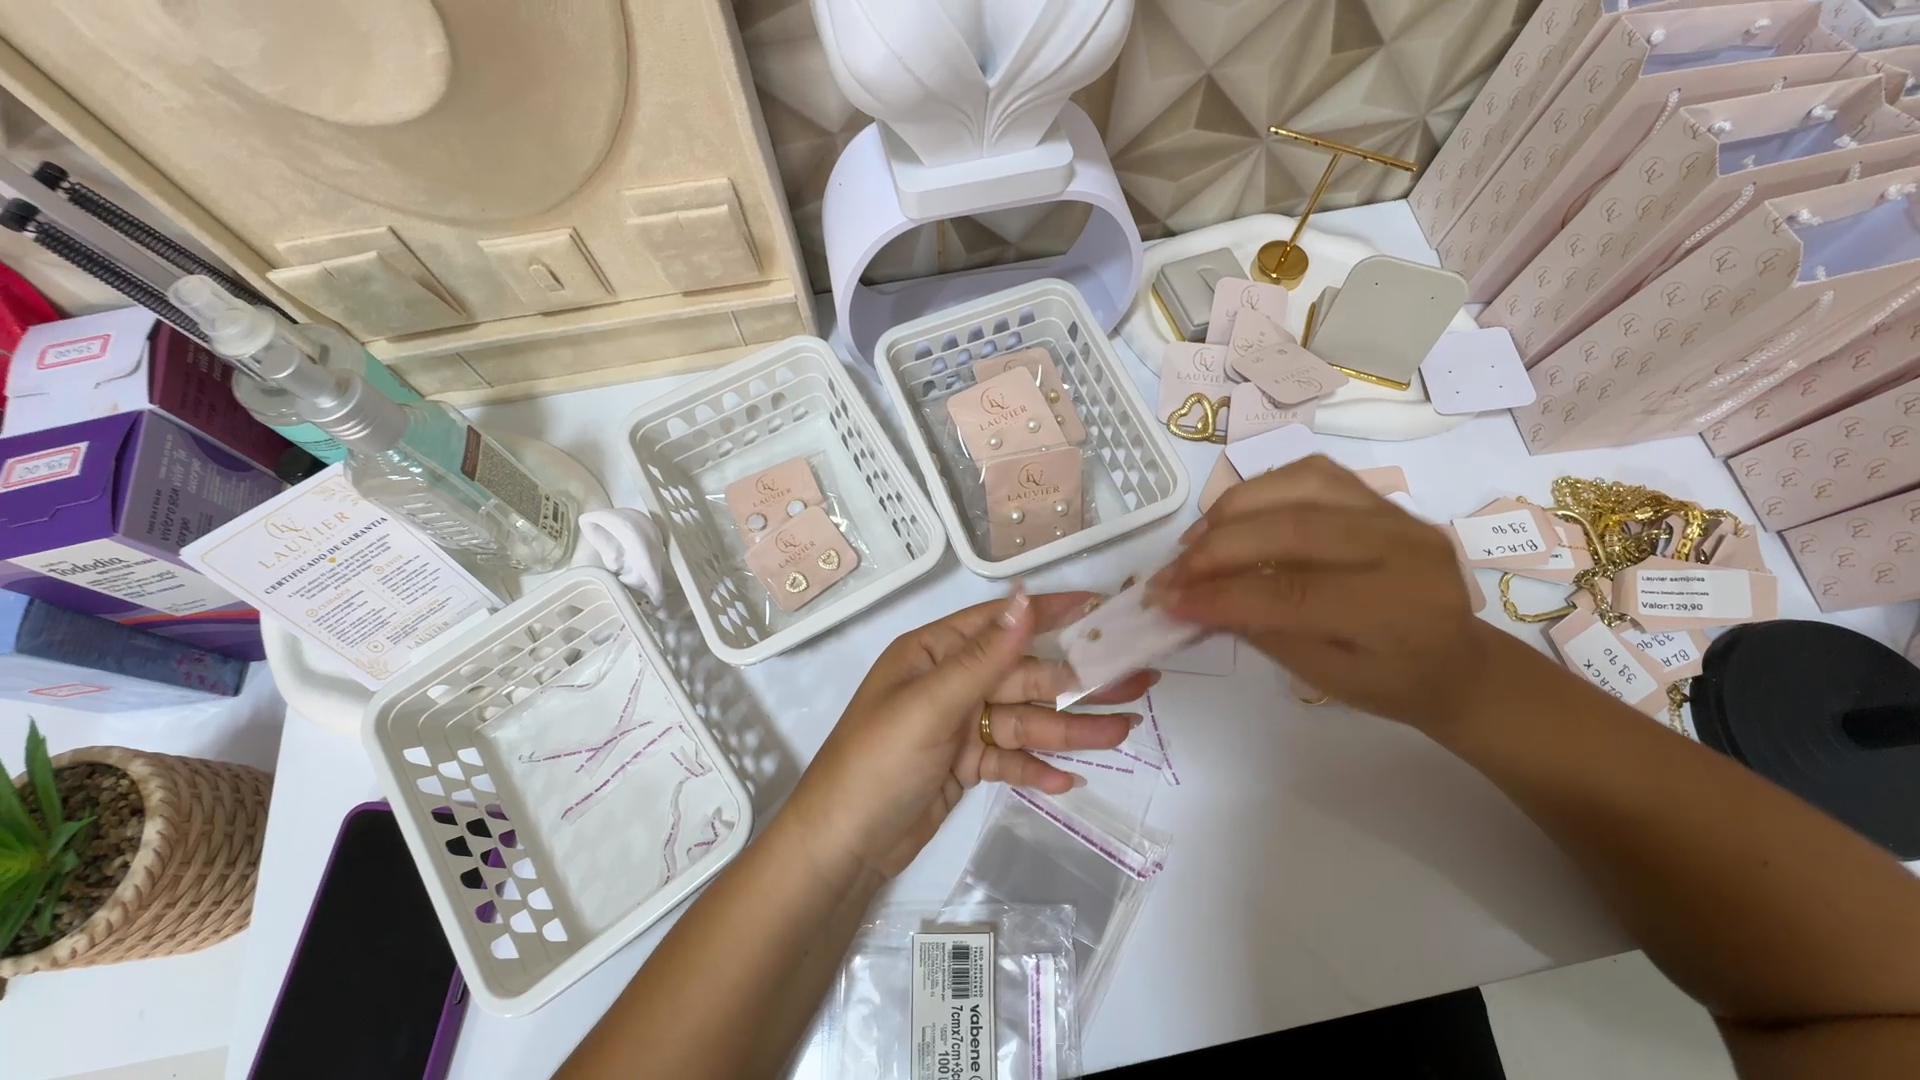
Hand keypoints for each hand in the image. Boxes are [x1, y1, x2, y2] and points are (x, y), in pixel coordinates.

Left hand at [783, 590, 1156, 879]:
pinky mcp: (964, 764)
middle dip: (1076, 684)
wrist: (841, 845)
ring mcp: (958, 725)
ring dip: (1069, 729)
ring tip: (1122, 732)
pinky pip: (1009, 758)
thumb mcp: (930, 704)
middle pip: (1023, 677)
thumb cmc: (876, 762)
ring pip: (1024, 720)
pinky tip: (1069, 778)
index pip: (1000, 623)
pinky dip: (1036, 766)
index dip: (1050, 613)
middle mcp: (949, 682)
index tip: (1101, 607)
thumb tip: (1023, 600)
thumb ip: (983, 657)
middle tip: (1137, 682)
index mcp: (933, 653)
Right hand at [1145, 455, 1490, 730]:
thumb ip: (1264, 633)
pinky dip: (1263, 488)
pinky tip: (1233, 516)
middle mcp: (1402, 547)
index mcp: (1397, 608)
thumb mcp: (1326, 678)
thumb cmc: (1393, 682)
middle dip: (1215, 552)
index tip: (1166, 602)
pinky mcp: (1380, 496)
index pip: (1291, 594)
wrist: (1459, 661)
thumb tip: (1195, 601)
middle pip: (1289, 531)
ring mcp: (1395, 512)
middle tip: (1168, 575)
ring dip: (1232, 510)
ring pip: (1297, 486)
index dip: (1221, 595)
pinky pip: (1312, 474)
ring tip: (1193, 542)